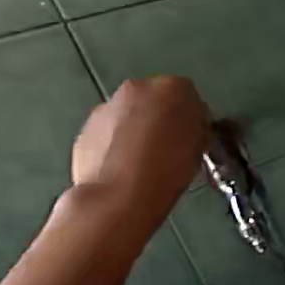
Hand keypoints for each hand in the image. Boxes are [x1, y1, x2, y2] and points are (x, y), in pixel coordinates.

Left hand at [68, 77, 209, 229]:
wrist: (119, 197)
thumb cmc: (168, 170)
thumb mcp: (198, 147)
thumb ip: (194, 128)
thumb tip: (187, 130)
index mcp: (173, 88)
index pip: (188, 96)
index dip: (190, 118)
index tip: (190, 137)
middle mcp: (138, 89)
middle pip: (154, 98)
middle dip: (159, 117)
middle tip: (166, 146)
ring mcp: (107, 107)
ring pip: (127, 113)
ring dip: (134, 128)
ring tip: (139, 161)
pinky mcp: (85, 129)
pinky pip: (106, 131)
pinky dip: (113, 143)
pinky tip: (119, 168)